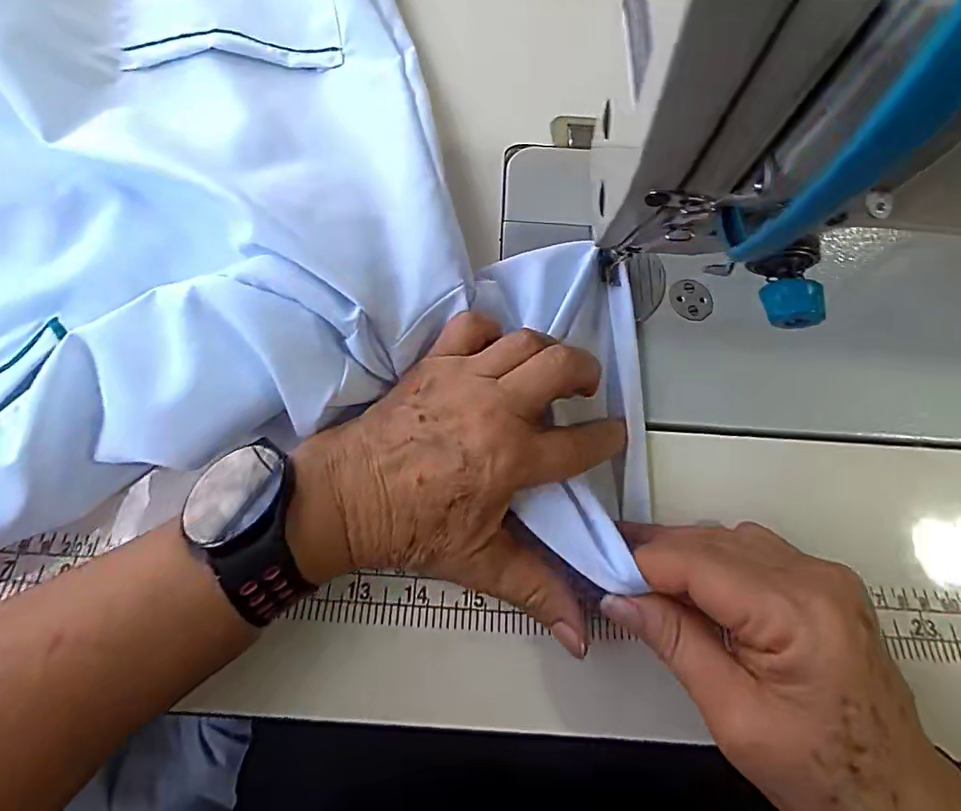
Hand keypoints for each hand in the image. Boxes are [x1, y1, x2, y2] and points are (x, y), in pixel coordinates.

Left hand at [287, 312, 623, 657]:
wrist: (348, 494)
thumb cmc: (410, 526)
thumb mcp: (479, 561)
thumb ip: (536, 590)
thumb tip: (581, 634)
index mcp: (512, 457)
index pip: (581, 442)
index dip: (608, 437)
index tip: (612, 434)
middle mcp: (494, 407)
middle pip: (561, 366)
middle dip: (586, 372)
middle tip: (584, 390)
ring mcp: (461, 378)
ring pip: (523, 340)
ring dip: (544, 349)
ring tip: (544, 369)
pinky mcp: (432, 364)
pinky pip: (468, 327)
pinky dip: (487, 330)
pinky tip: (490, 351)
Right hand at [600, 523, 960, 810]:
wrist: (897, 799)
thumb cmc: (830, 773)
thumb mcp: (733, 716)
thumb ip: (674, 643)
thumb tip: (622, 598)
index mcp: (798, 614)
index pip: (693, 561)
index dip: (638, 563)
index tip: (603, 574)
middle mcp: (816, 581)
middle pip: (707, 541)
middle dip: (655, 556)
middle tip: (614, 578)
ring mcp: (824, 576)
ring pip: (724, 538)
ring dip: (681, 556)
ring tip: (648, 585)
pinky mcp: (822, 581)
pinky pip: (749, 549)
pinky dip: (711, 560)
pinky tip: (692, 587)